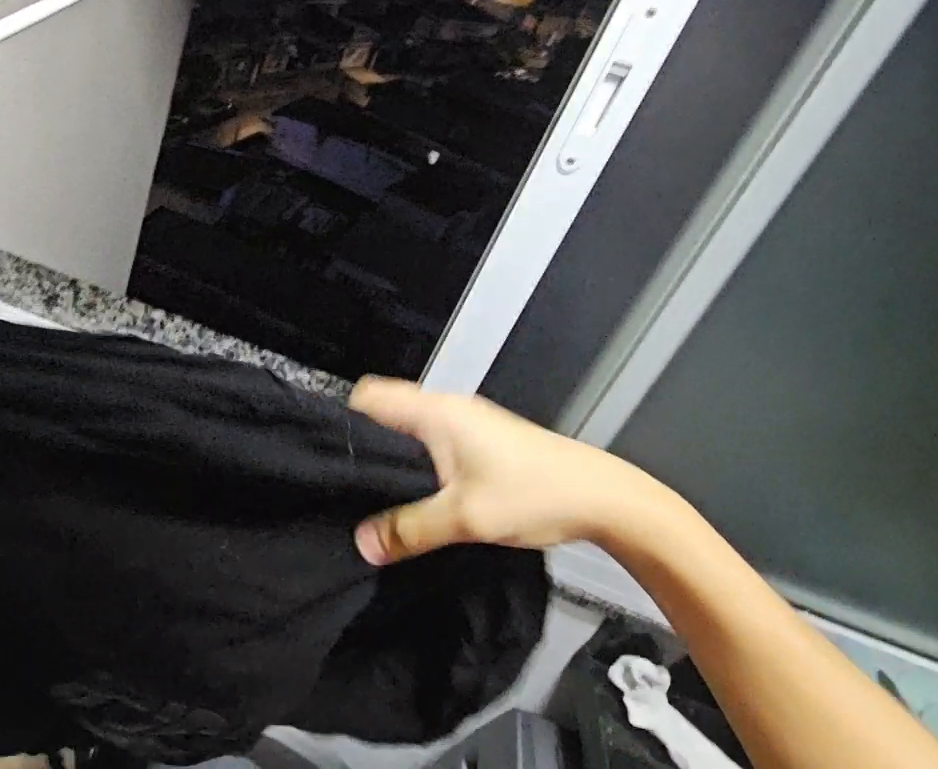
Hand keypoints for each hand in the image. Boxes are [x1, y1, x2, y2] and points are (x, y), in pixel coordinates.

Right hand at [350, 376, 660, 563]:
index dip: (345, 418)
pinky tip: (419, 493)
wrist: (605, 499)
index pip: (370, 395)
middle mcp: (448, 408)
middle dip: (365, 440)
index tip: (331, 453)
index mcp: (435, 412)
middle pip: (387, 409)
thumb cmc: (535, 494)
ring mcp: (468, 422)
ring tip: (377, 491)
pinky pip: (432, 439)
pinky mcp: (483, 440)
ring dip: (394, 452)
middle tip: (347, 479)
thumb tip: (362, 543)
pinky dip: (417, 458)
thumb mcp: (464, 519)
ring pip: (411, 427)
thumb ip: (408, 530)